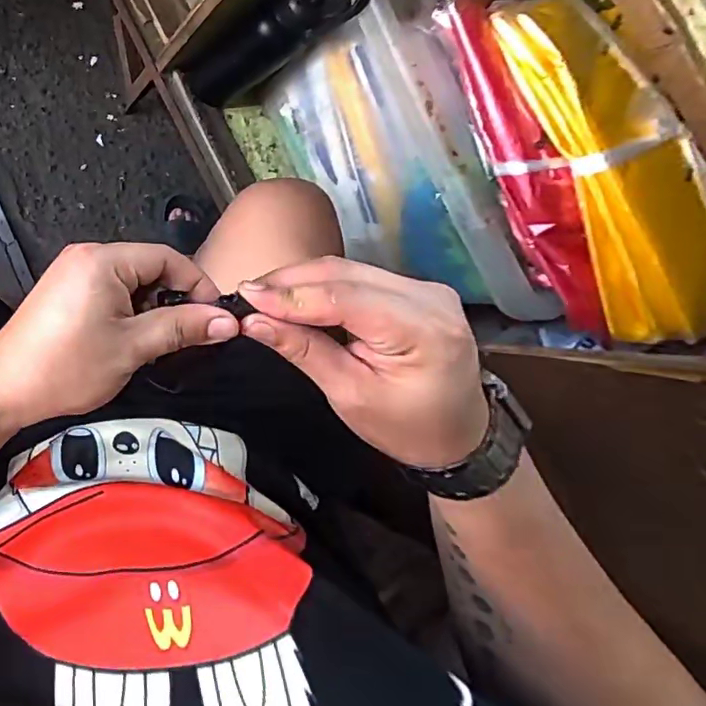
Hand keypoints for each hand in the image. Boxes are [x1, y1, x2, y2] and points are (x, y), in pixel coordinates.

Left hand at [0, 243, 239, 429]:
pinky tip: (126, 340)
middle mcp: (86, 256)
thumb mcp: (131, 348)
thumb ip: (180, 328)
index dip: (197, 286)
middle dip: (172, 299)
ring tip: (151, 344)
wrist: (2, 388)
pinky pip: (108, 290)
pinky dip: (126, 311)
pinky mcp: (64, 290)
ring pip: (130, 281)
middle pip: (149, 267)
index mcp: (102, 259)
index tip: (214, 318)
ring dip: (149, 308)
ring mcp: (71, 272)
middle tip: (186, 336)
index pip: (167, 257)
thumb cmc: (63, 367)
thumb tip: (225, 321)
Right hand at [236, 257, 489, 469]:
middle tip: (246, 293)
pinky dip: (319, 283)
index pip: (344, 297)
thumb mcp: (349, 395)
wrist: (460, 436)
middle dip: (288, 281)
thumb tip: (254, 322)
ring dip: (300, 279)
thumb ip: (303, 351)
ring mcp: (424, 288)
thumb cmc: (407, 427)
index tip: (245, 296)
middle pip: (343, 274)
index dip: (290, 295)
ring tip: (261, 294)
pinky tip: (292, 293)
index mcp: (423, 331)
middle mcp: (429, 297)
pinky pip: (356, 275)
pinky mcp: (413, 287)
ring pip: (346, 269)